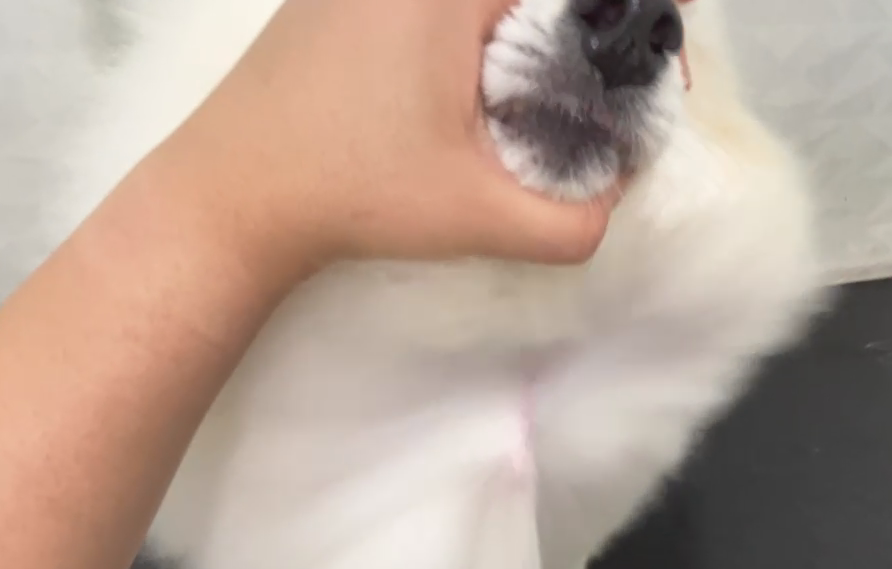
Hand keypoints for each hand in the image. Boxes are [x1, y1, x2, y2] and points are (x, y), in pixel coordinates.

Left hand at [160, 0, 613, 275]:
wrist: (235, 194)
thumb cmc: (351, 192)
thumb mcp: (475, 216)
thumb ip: (567, 224)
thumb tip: (610, 205)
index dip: (636, 19)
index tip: (656, 68)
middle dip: (589, 29)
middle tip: (607, 95)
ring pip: (493, 2)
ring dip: (537, 34)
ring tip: (552, 99)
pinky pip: (446, 10)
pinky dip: (487, 35)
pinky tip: (484, 91)